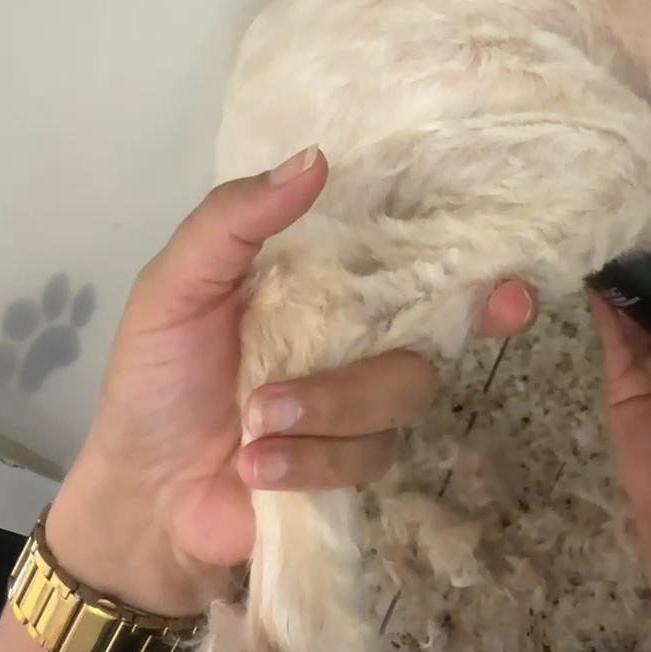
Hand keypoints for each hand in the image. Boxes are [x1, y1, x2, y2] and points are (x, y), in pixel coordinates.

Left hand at [47, 147, 536, 615]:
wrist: (138, 492)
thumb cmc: (157, 375)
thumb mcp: (177, 285)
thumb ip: (234, 220)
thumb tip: (315, 159)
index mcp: (325, 289)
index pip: (407, 262)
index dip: (468, 257)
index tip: (512, 259)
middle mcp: (358, 341)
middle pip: (430, 328)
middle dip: (469, 318)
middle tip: (502, 307)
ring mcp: (359, 407)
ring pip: (403, 391)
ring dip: (331, 405)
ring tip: (256, 420)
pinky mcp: (351, 466)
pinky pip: (367, 454)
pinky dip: (309, 458)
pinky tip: (255, 466)